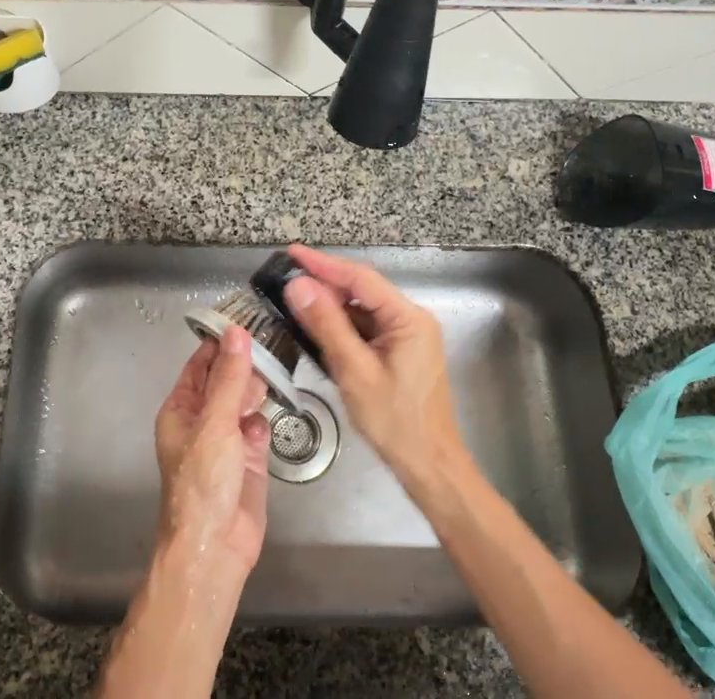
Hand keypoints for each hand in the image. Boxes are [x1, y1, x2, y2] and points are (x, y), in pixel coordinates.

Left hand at [153, 325, 271, 576]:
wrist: (215, 544)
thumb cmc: (202, 481)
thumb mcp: (215, 423)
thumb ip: (230, 378)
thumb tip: (237, 333)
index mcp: (181, 409)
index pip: (201, 365)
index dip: (221, 343)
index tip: (248, 317)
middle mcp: (202, 420)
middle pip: (225, 381)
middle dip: (245, 363)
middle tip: (275, 337)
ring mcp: (226, 440)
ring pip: (244, 402)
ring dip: (259, 388)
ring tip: (281, 363)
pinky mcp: (249, 458)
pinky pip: (258, 427)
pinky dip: (266, 418)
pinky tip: (276, 407)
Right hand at [282, 244, 465, 481]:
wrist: (427, 462)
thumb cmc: (394, 420)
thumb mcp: (354, 371)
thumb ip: (327, 325)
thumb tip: (300, 286)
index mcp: (408, 318)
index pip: (360, 279)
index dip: (324, 264)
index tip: (292, 253)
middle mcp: (412, 319)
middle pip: (362, 292)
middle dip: (325, 285)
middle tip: (287, 281)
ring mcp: (407, 335)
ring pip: (362, 311)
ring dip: (331, 309)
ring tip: (294, 303)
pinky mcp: (400, 351)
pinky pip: (366, 329)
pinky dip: (342, 328)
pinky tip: (317, 331)